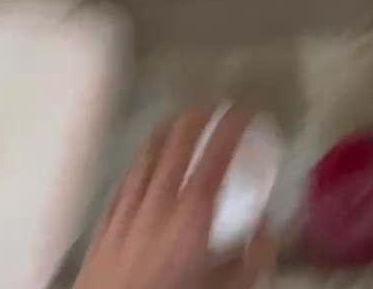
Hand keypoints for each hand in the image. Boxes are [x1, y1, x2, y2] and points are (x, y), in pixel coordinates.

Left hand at [77, 106, 276, 288]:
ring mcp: (125, 215)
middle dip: (198, 116)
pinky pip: (122, 185)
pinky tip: (140, 161)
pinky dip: (137, 164)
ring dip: (165, 132)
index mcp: (193, 213)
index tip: (248, 107)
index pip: (217, 152)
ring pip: (145, 159)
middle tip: (214, 102)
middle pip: (178, 145)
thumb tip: (270, 226)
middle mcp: (159, 203)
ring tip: (178, 116)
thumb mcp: (227, 287)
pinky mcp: (102, 232)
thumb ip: (254, 256)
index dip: (233, 123)